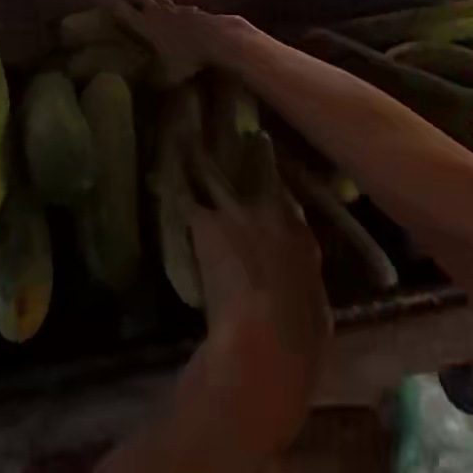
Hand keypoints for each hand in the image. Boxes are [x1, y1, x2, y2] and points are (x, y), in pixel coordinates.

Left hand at [99, 143, 329, 472]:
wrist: (266, 342)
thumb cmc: (299, 341)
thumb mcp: (313, 312)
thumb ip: (302, 286)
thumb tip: (296, 287)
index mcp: (303, 239)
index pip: (288, 200)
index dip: (276, 184)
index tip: (269, 169)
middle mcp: (272, 215)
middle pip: (259, 173)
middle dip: (252, 152)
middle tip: (244, 132)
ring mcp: (236, 214)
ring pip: (217, 176)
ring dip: (202, 156)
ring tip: (188, 130)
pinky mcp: (206, 223)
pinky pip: (184, 198)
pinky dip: (172, 187)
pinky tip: (159, 174)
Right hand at [108, 0, 262, 79]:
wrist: (220, 41)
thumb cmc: (187, 59)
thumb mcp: (163, 77)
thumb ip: (147, 78)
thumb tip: (134, 82)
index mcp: (143, 24)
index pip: (119, 9)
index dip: (108, 5)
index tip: (100, 3)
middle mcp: (157, 11)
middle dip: (132, 1)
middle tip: (129, 9)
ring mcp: (177, 8)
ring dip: (155, 2)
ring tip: (154, 12)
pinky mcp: (195, 10)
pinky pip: (181, 7)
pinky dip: (178, 11)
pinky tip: (182, 21)